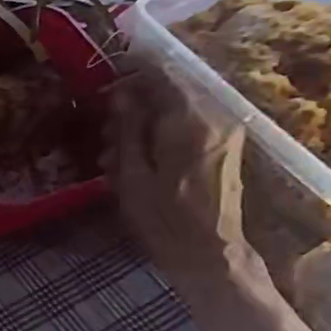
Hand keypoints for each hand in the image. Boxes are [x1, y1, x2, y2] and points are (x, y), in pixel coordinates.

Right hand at [109, 68, 267, 294]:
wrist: (210, 254)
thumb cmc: (165, 219)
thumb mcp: (133, 175)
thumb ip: (128, 128)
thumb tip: (121, 94)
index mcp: (191, 120)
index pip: (161, 75)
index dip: (131, 76)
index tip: (105, 87)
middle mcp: (216, 115)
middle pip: (171, 91)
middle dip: (135, 106)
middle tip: (104, 133)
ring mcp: (225, 130)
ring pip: (179, 109)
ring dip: (146, 123)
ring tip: (115, 153)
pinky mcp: (226, 146)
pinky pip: (191, 125)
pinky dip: (164, 133)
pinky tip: (140, 160)